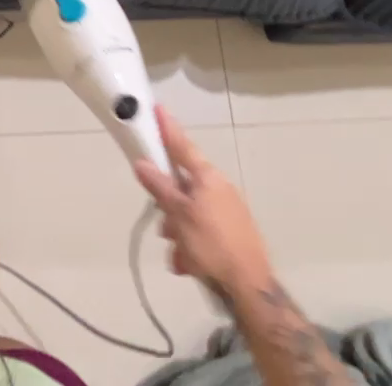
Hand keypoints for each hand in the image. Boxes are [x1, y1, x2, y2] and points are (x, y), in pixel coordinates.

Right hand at [133, 106, 271, 290]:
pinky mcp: (230, 232)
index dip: (168, 128)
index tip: (158, 107)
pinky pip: (199, 232)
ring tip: (180, 255)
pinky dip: (190, 246)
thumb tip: (142, 162)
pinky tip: (189, 264)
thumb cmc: (212, 244)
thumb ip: (160, 188)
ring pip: (187, 213)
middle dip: (168, 207)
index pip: (182, 146)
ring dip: (178, 232)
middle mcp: (218, 188)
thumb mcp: (180, 215)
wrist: (249, 285)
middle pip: (181, 186)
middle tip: (164, 227)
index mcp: (207, 177)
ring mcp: (226, 210)